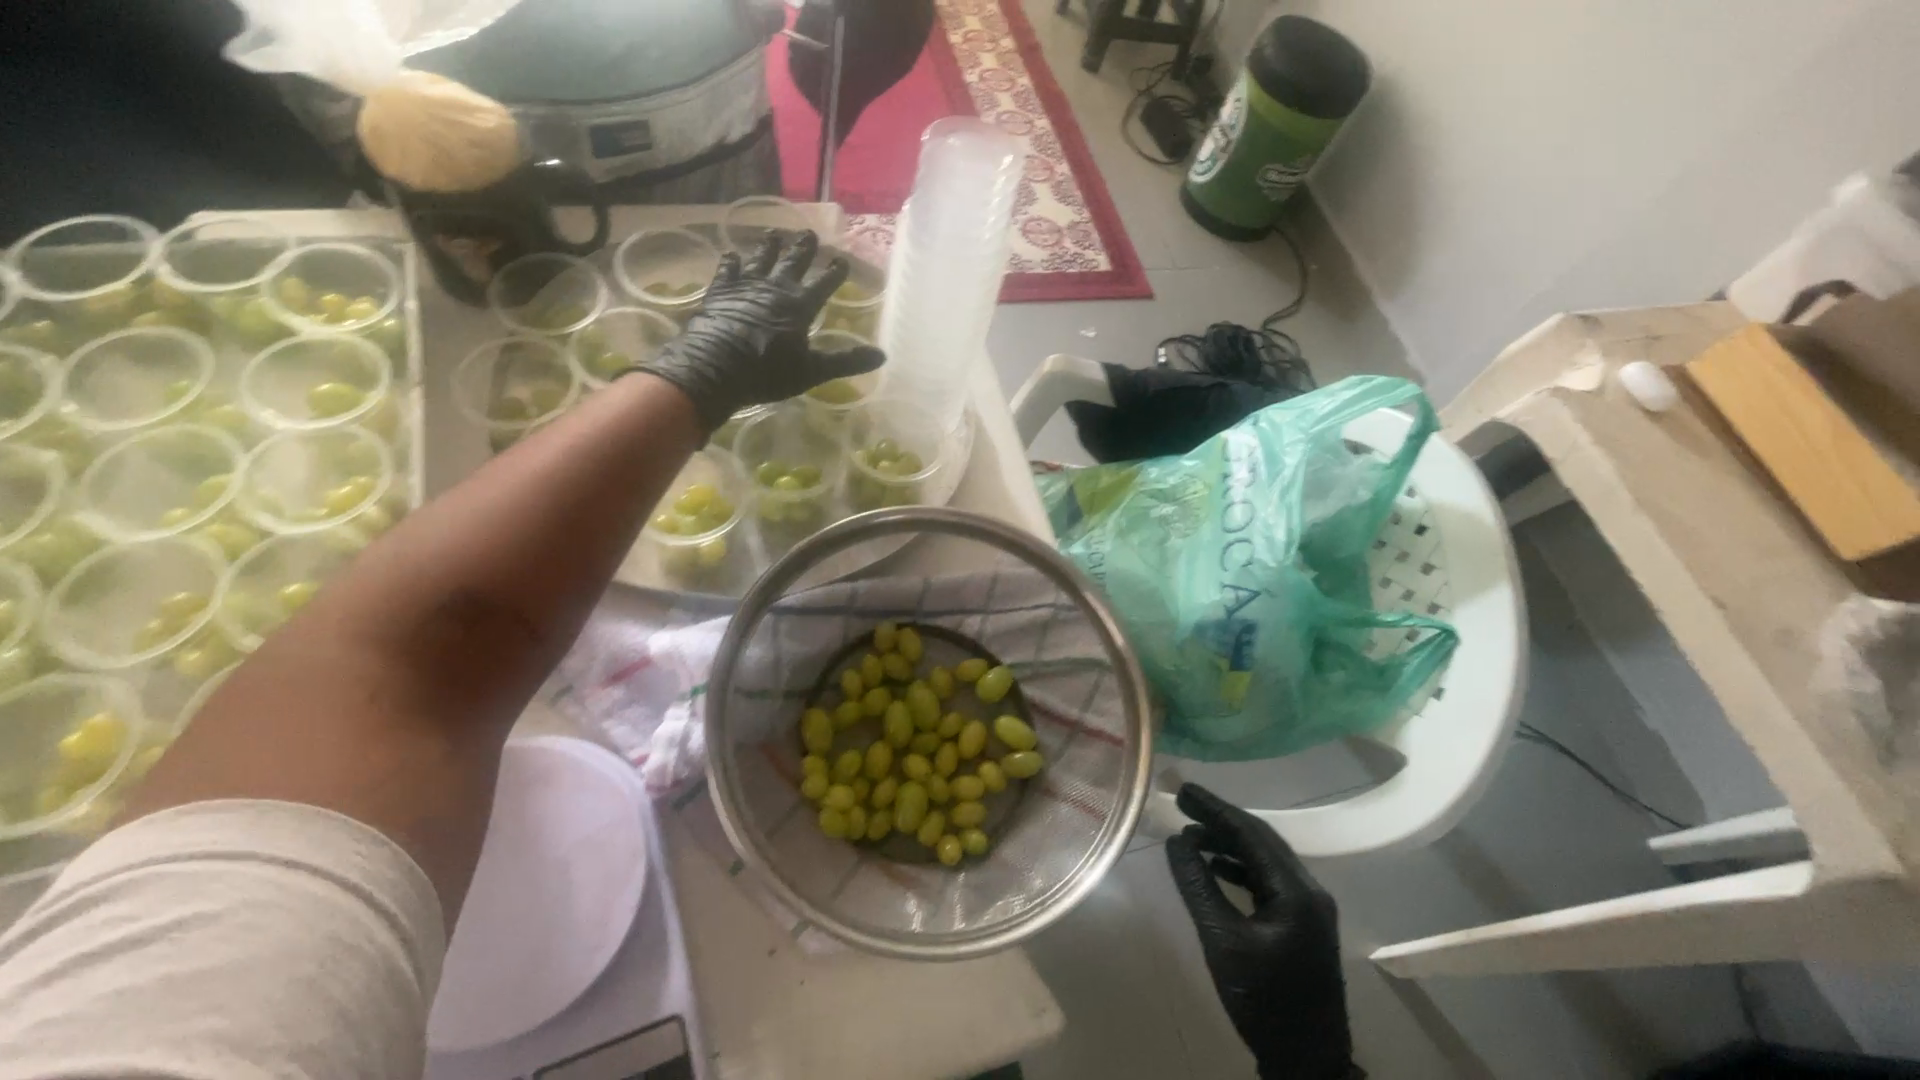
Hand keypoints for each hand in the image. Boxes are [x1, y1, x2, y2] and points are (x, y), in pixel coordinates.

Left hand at [631, 231, 882, 430]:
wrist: (714, 368)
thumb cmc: (768, 372)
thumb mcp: (813, 371)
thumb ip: (846, 361)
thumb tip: (882, 356)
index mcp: (800, 306)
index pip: (824, 283)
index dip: (835, 272)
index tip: (842, 260)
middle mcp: (776, 288)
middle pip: (793, 263)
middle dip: (803, 248)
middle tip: (809, 233)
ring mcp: (746, 287)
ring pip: (761, 259)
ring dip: (769, 246)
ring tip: (774, 233)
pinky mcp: (720, 292)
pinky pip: (728, 270)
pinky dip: (731, 262)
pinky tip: (731, 255)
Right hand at [1165, 783, 1359, 1079]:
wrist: (1306, 1058)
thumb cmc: (1262, 1000)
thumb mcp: (1222, 940)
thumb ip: (1198, 886)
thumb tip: (1176, 841)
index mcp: (1297, 891)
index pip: (1252, 834)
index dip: (1215, 808)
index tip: (1184, 789)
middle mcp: (1310, 891)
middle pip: (1262, 842)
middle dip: (1221, 820)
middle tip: (1183, 802)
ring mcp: (1310, 908)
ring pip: (1266, 861)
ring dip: (1230, 844)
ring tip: (1191, 835)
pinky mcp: (1303, 925)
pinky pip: (1269, 882)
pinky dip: (1240, 869)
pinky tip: (1216, 868)